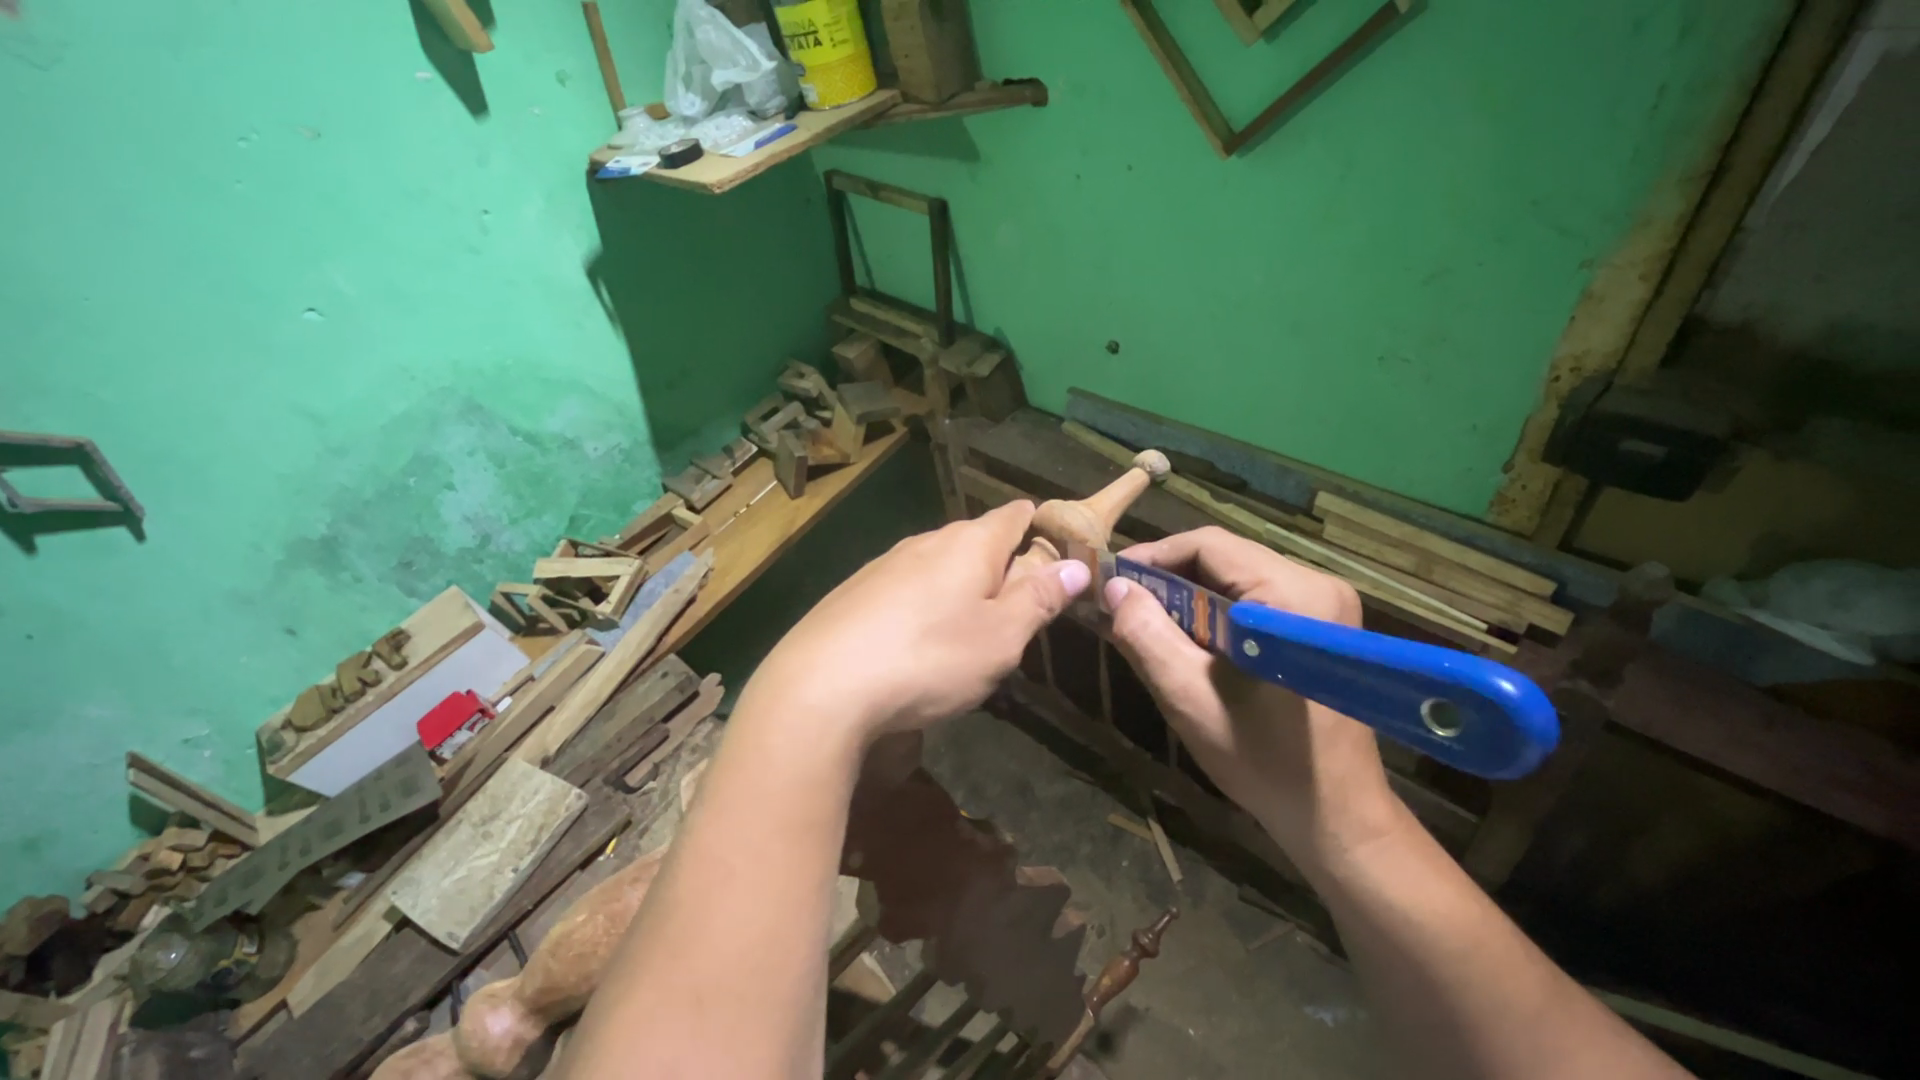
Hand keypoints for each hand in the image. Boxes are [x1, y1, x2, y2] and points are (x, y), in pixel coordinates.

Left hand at [742, 502, 1090, 745]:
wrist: (819, 687)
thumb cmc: (927, 659)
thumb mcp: (1000, 638)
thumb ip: (1039, 598)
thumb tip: (1077, 564)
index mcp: (969, 544)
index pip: (1015, 514)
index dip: (1042, 527)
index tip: (1062, 553)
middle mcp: (925, 542)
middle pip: (975, 540)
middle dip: (1001, 566)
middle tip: (1019, 610)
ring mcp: (884, 565)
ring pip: (937, 566)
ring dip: (960, 589)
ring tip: (969, 632)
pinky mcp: (854, 593)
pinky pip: (905, 589)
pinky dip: (923, 607)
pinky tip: (916, 644)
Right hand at [1103, 527, 1404, 871]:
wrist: (1333, 812)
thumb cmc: (1262, 757)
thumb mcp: (1188, 696)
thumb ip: (1145, 634)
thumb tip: (1114, 587)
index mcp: (1294, 595)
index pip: (1209, 545)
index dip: (1153, 556)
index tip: (1112, 581)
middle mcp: (1318, 585)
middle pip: (1225, 557)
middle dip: (1169, 579)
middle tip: (1124, 606)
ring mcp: (1326, 603)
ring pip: (1238, 576)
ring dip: (1190, 597)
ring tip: (1148, 624)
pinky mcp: (1322, 624)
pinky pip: (1256, 597)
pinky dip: (1216, 612)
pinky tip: (1190, 640)